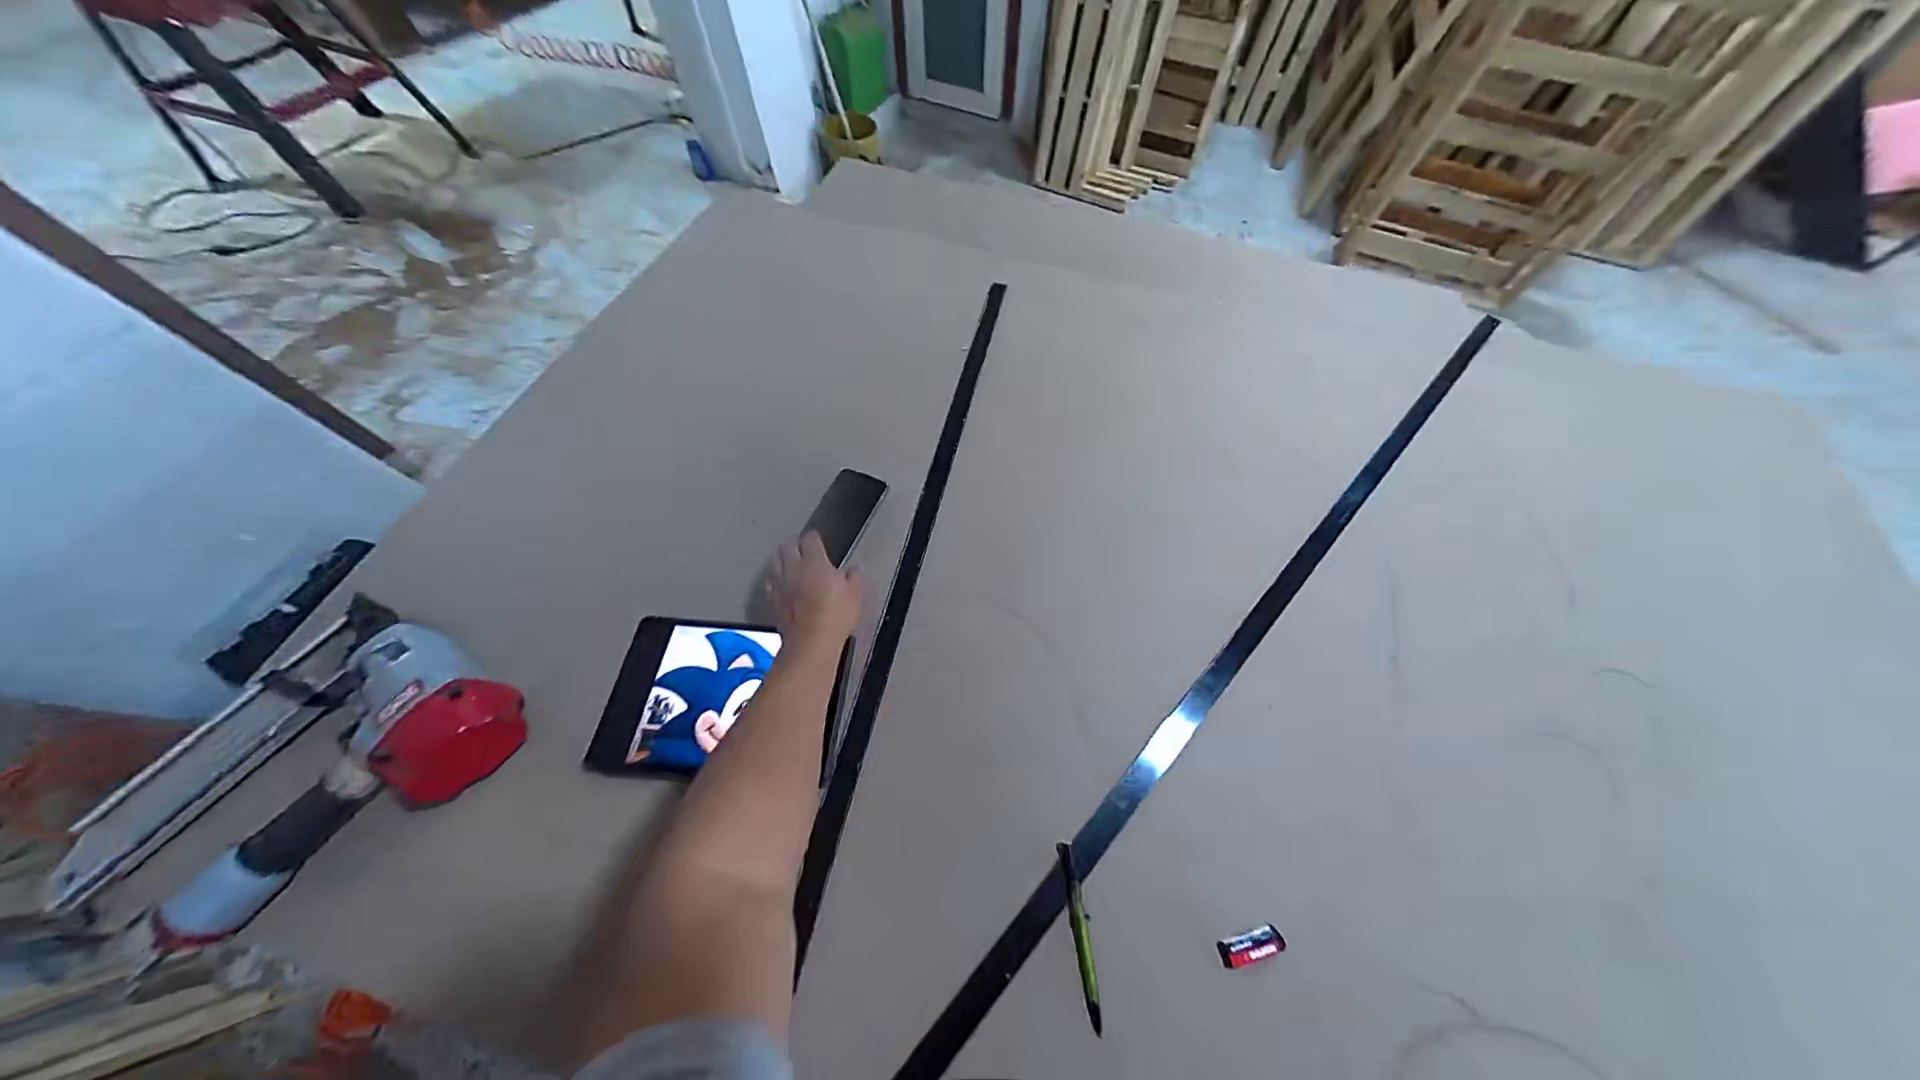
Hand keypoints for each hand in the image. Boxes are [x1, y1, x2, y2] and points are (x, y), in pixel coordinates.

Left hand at [767, 532, 862, 645]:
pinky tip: (781, 583)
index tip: (818, 539)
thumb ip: (854, 576)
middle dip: (794, 544)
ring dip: (781, 559)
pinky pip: (771, 583)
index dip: (815, 538)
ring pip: (775, 562)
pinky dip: (775, 579)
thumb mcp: (855, 594)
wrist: (811, 642)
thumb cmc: (836, 615)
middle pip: (787, 546)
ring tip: (788, 561)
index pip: (810, 539)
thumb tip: (854, 568)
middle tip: (801, 547)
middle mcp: (794, 568)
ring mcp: (781, 584)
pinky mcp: (773, 601)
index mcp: (814, 562)